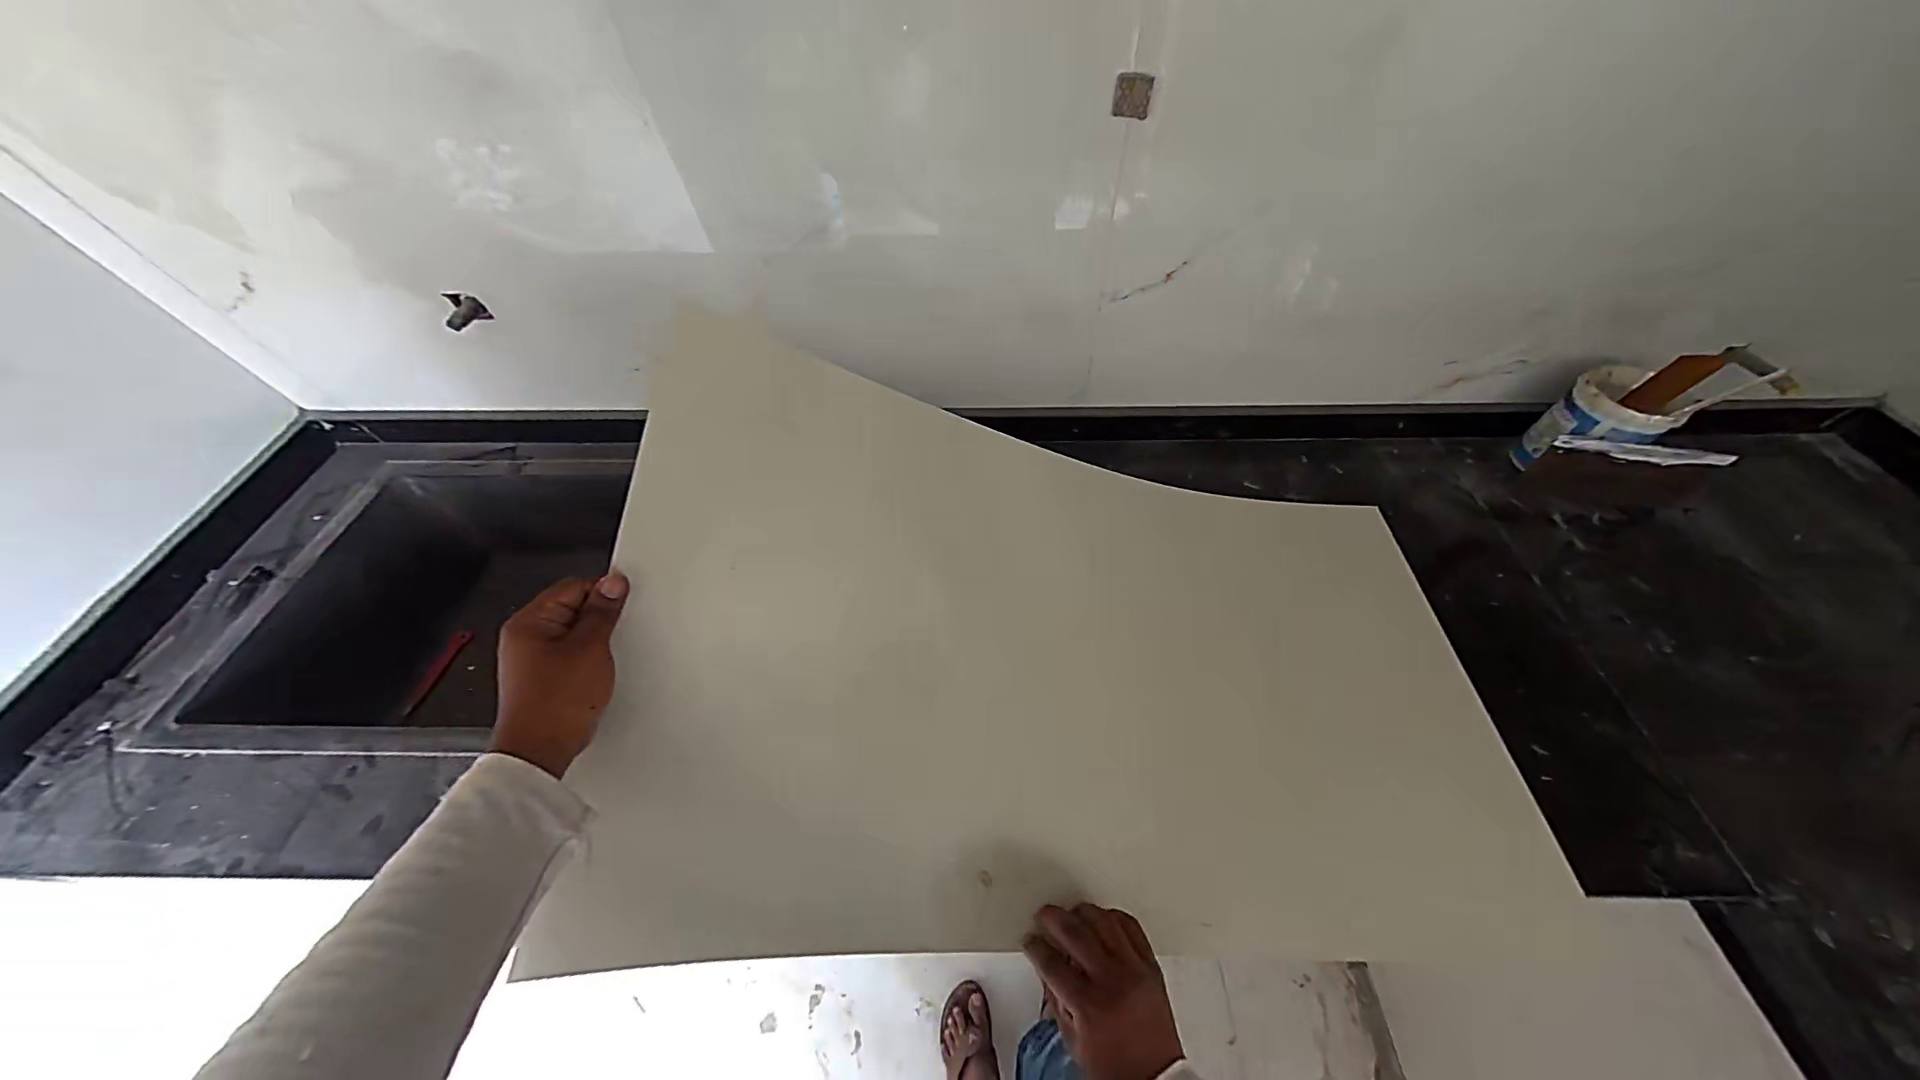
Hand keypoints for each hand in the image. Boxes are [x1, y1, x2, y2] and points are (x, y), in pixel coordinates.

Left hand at [489, 572, 628, 777]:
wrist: (541, 749)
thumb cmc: (555, 703)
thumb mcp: (590, 648)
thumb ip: (602, 612)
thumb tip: (612, 585)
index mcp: (529, 622)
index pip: (573, 587)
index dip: (602, 593)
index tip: (623, 604)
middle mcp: (526, 636)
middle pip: (573, 608)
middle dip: (599, 618)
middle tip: (613, 634)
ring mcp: (534, 657)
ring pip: (575, 631)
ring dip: (595, 639)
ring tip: (602, 657)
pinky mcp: (546, 674)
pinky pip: (573, 652)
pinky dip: (589, 656)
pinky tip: (598, 670)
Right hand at [1021, 904, 1183, 1079]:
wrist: (1156, 1079)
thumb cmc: (1116, 1068)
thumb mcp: (1074, 1040)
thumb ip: (1057, 1000)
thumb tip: (1046, 966)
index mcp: (1089, 1005)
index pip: (1052, 962)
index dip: (1036, 947)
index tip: (1031, 940)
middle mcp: (1112, 981)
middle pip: (1075, 932)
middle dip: (1052, 918)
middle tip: (1044, 915)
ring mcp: (1134, 970)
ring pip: (1104, 921)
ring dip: (1082, 912)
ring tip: (1072, 913)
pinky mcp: (1152, 966)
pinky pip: (1132, 928)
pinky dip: (1114, 918)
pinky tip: (1103, 919)